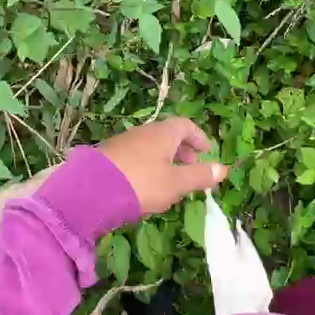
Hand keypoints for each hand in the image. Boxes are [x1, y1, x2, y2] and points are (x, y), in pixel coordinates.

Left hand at [96, 118, 228, 215]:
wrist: (92, 190)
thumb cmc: (142, 183)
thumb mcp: (175, 183)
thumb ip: (199, 176)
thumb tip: (223, 168)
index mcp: (163, 133)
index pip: (185, 125)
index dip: (198, 137)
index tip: (206, 151)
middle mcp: (144, 131)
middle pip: (168, 134)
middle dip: (183, 149)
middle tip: (192, 166)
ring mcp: (125, 142)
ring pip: (152, 145)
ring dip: (165, 158)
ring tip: (171, 180)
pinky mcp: (110, 155)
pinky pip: (137, 155)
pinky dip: (149, 164)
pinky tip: (147, 185)